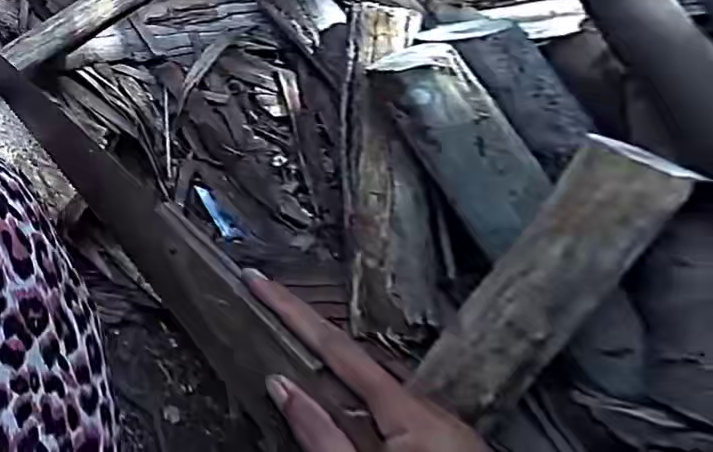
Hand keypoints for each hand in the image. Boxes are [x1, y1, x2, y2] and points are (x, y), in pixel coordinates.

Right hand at [244, 269, 489, 451]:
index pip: (338, 347)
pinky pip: (402, 418)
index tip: (256, 279)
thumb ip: (321, 435)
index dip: (290, 309)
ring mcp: (459, 442)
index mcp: (419, 420)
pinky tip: (345, 415)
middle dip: (315, 340)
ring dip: (339, 377)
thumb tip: (280, 383)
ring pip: (382, 394)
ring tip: (300, 361)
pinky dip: (365, 407)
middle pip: (362, 367)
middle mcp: (444, 423)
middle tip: (270, 311)